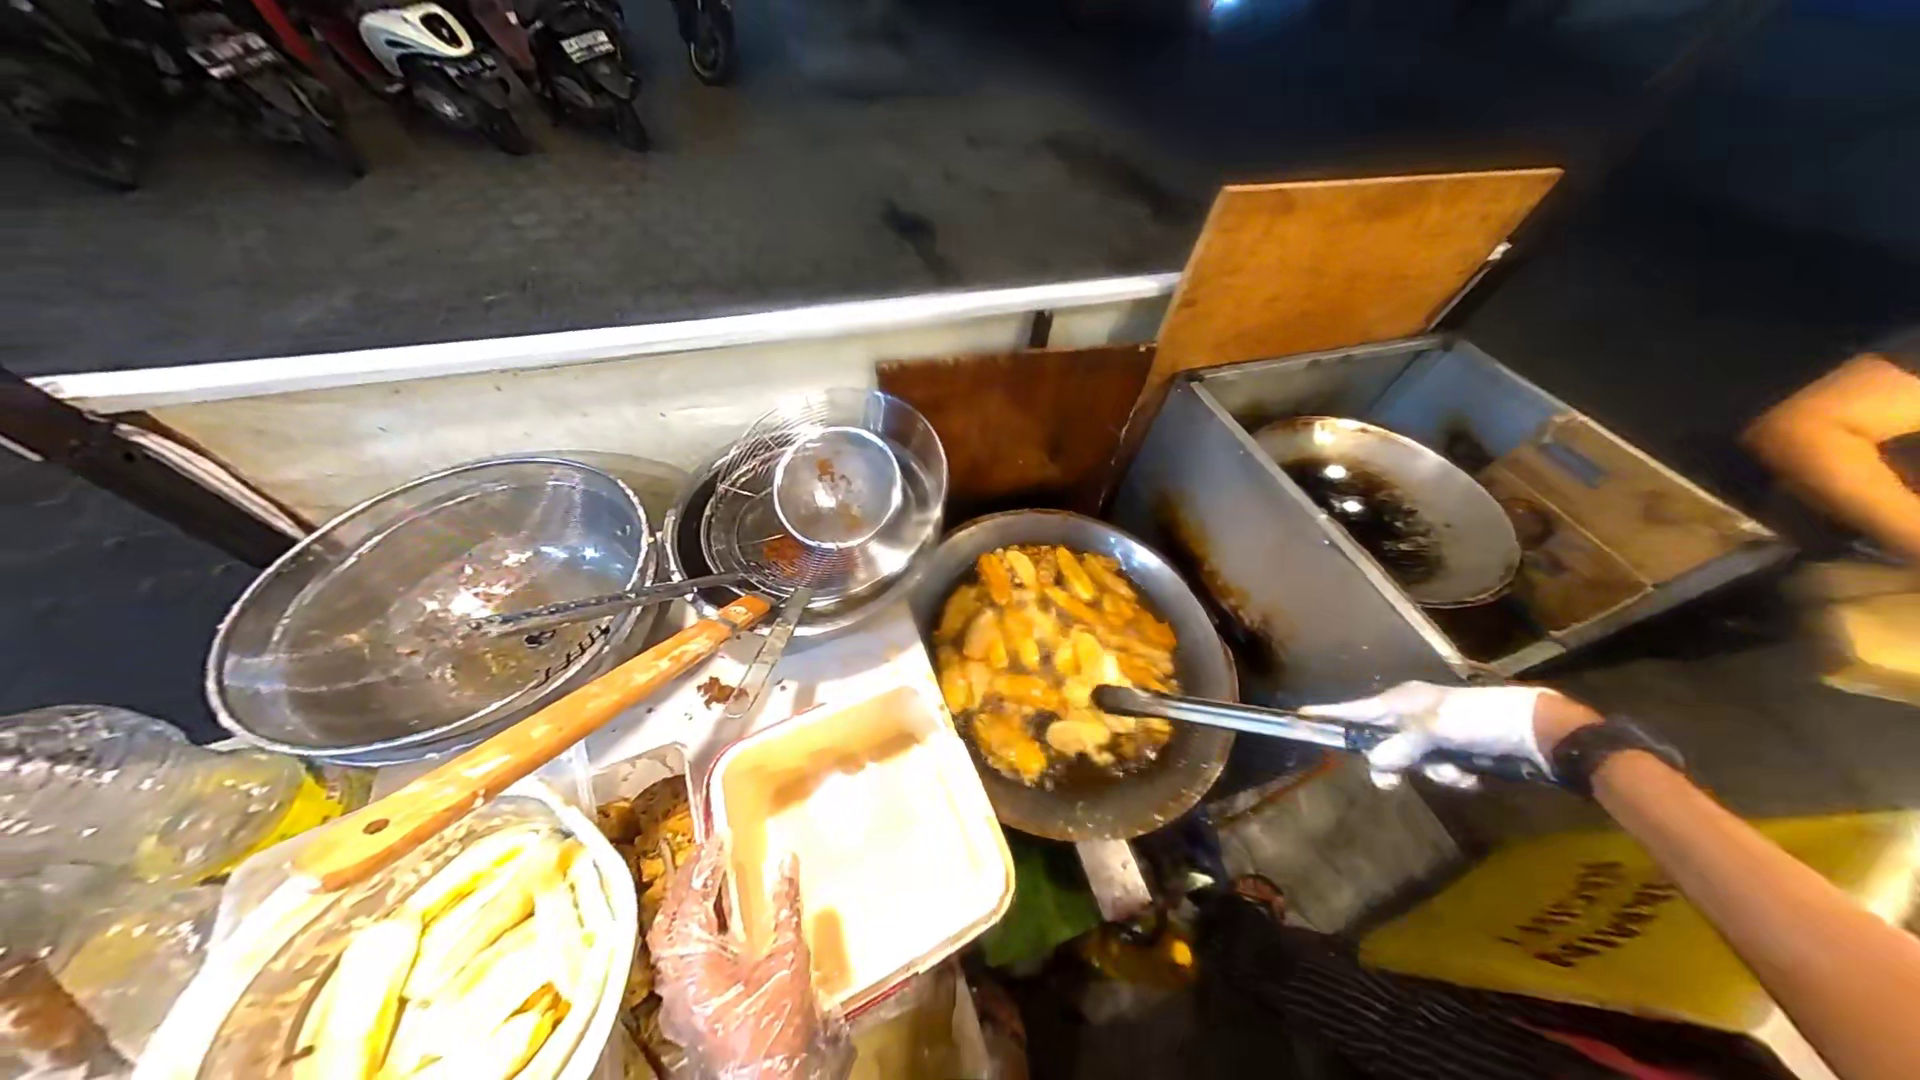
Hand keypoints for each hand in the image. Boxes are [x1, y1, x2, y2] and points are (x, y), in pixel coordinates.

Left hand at [646, 839, 850, 1079]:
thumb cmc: (776, 1026)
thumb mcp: (788, 961)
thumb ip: (785, 907)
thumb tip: (786, 862)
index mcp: (694, 965)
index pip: (691, 901)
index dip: (704, 865)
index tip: (720, 838)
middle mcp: (675, 980)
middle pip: (669, 918)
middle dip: (686, 880)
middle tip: (710, 852)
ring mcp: (677, 998)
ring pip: (668, 939)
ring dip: (686, 903)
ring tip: (709, 876)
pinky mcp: (687, 1008)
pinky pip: (678, 957)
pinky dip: (691, 928)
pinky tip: (713, 919)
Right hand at [1297, 681, 1587, 790]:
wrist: (1537, 729)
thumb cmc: (1478, 720)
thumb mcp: (1434, 731)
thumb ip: (1399, 747)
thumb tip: (1374, 764)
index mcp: (1400, 700)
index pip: (1354, 709)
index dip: (1328, 714)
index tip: (1299, 716)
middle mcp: (1411, 714)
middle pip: (1381, 741)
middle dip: (1392, 763)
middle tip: (1391, 783)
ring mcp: (1433, 731)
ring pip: (1411, 759)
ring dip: (1431, 772)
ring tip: (1455, 774)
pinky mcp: (1455, 747)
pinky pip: (1437, 767)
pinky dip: (1452, 775)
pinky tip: (1470, 776)